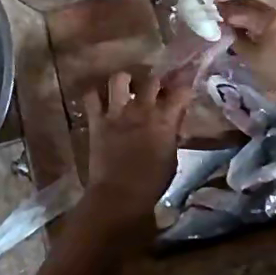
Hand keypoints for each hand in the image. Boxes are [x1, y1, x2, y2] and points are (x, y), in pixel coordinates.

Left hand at [79, 68, 194, 237]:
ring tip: (128, 88)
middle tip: (156, 91)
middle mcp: (142, 109)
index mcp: (165, 119)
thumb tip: (173, 123)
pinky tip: (102, 100)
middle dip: (156, 82)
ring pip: (120, 78)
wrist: (120, 196)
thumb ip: (172, 134)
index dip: (184, 88)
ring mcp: (117, 112)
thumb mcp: (172, 157)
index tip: (184, 91)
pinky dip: (96, 94)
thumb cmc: (152, 182)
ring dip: (126, 81)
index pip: (182, 91)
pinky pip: (91, 96)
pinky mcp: (97, 120)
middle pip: (152, 79)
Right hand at [217, 0, 275, 115]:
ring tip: (225, 23)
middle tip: (214, 16)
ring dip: (242, 13)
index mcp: (267, 18)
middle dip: (231, 8)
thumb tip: (224, 30)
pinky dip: (251, 20)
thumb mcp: (252, 58)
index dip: (222, 11)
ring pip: (257, 10)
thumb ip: (236, 40)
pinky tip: (243, 30)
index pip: (239, 9)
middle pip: (249, 4)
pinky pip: (265, 18)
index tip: (206, 13)